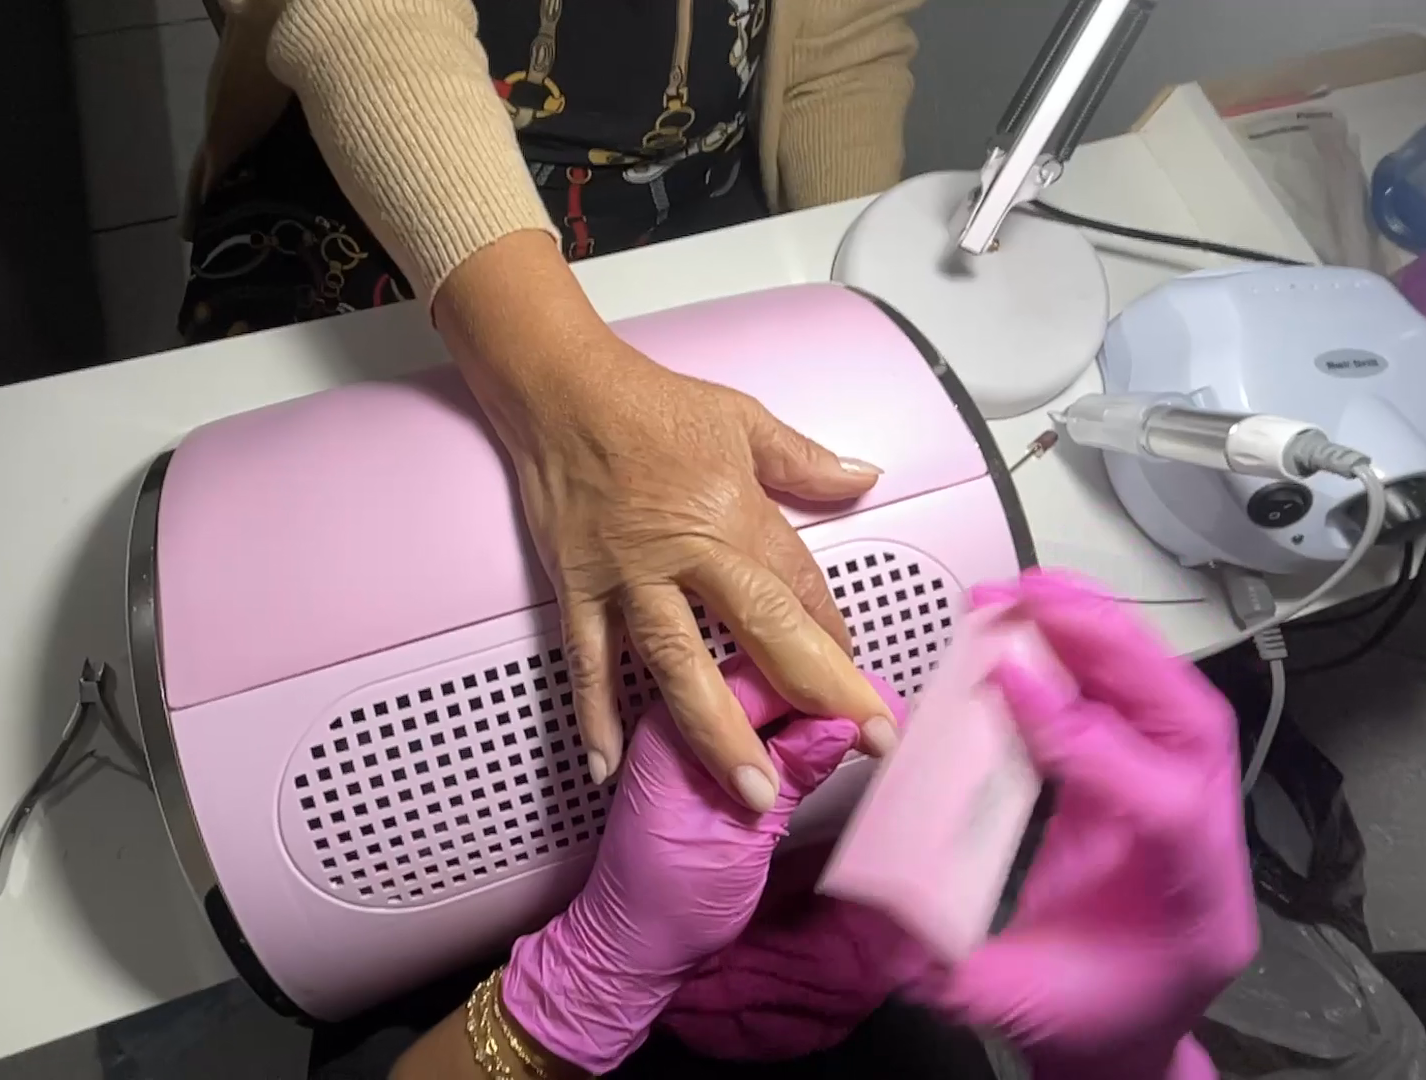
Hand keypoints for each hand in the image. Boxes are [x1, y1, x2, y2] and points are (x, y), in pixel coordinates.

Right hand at [434, 231, 897, 810]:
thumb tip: (864, 474)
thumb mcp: (741, 418)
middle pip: (756, 631)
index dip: (835, 641)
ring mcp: (625, 576)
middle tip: (857, 749)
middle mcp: (684, 552)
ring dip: (714, 729)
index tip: (862, 686)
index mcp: (733, 512)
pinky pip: (586, 659)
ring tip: (750, 792)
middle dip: (811, 692)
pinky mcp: (576, 587)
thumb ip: (805, 460)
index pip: (799, 589)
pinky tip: (607, 766)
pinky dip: (594, 713)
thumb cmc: (651, 403)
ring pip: (673, 662)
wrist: (561, 390)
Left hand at [657, 680, 929, 1061]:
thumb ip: (790, 774)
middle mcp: (681, 719)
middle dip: (826, 693)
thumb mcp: (740, 836)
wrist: (635, 943)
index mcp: (675, 728)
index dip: (822, 691)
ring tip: (875, 720)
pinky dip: (801, 732)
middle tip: (889, 712)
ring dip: (817, 710)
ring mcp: (694, 738)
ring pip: (767, 703)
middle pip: (763, 683)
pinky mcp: (711, 760)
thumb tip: (845, 723)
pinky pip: (760, 729)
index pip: (757, 684)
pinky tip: (838, 736)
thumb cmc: (675, 899)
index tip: (882, 708)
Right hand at [920, 571, 1258, 1079]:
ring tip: (1033, 590)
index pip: (1156, 800)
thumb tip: (875, 907)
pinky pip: (1128, 698)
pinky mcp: (1140, 774)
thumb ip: (943, 965)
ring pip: (1162, 695)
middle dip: (1112, 644)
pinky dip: (1087, 648)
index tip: (1007, 679)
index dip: (1080, 733)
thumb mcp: (1011, 1004)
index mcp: (1183, 901)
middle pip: (1183, 721)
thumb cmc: (1085, 1014)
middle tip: (1037, 595)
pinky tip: (1039, 623)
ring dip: (1098, 630)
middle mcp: (1199, 839)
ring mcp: (1179, 798)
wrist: (1126, 1019)